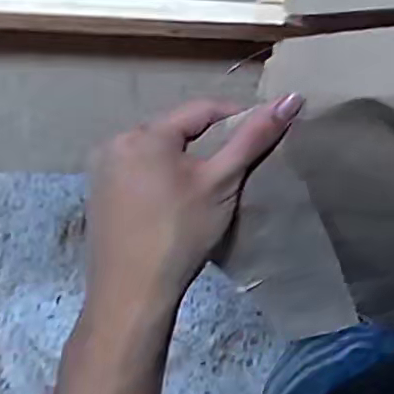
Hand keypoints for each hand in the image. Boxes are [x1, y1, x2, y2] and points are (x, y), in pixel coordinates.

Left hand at [81, 94, 302, 325]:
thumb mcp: (223, 180)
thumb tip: (292, 98)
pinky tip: (185, 198)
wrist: (132, 295)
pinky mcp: (102, 194)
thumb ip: (255, 136)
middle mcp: (117, 143)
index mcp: (144, 134)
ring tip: (219, 180)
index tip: (265, 138)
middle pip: (181, 127)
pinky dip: (170, 173)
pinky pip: (145, 168)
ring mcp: (103, 170)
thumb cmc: (180, 232)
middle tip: (243, 163)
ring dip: (193, 157)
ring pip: (164, 148)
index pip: (204, 108)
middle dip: (215, 139)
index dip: (241, 117)